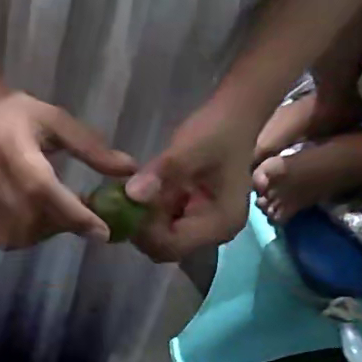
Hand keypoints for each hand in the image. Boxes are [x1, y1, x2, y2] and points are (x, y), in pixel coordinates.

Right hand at [0, 90, 136, 249]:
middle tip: (85, 216)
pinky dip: (27, 237)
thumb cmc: (23, 114)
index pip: (42, 189)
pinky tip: (38, 221)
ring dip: (46, 233)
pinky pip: (5, 237)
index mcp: (14, 149)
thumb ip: (92, 148)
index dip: (73, 214)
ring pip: (19, 233)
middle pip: (31, 217)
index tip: (102, 230)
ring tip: (59, 216)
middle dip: (65, 224)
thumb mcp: (59, 121)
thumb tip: (129, 170)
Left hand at [125, 101, 261, 262]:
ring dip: (141, 217)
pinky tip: (141, 188)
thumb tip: (132, 195)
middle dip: (141, 226)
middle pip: (163, 247)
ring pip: (158, 237)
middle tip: (126, 196)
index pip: (172, 246)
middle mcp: (213, 233)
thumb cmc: (219, 130)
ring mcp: (202, 226)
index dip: (145, 231)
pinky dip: (147, 211)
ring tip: (134, 189)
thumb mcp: (190, 147)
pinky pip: (161, 224)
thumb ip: (163, 171)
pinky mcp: (191, 216)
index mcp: (220, 224)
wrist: (235, 115)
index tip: (129, 203)